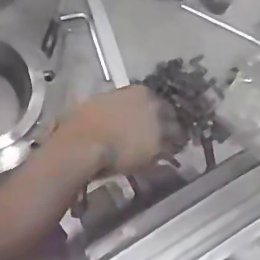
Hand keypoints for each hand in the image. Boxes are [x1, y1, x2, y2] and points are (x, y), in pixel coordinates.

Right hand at [51, 87, 183, 175]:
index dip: (157, 114)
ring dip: (171, 145)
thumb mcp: (102, 102)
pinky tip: (157, 166)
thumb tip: (119, 111)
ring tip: (164, 154)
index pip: (160, 103)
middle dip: (168, 128)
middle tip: (161, 139)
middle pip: (172, 119)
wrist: (85, 142)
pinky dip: (163, 162)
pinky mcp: (158, 151)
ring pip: (175, 138)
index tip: (152, 122)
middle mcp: (155, 108)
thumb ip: (118, 104)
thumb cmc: (84, 120)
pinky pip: (167, 157)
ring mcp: (159, 130)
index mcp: (141, 92)